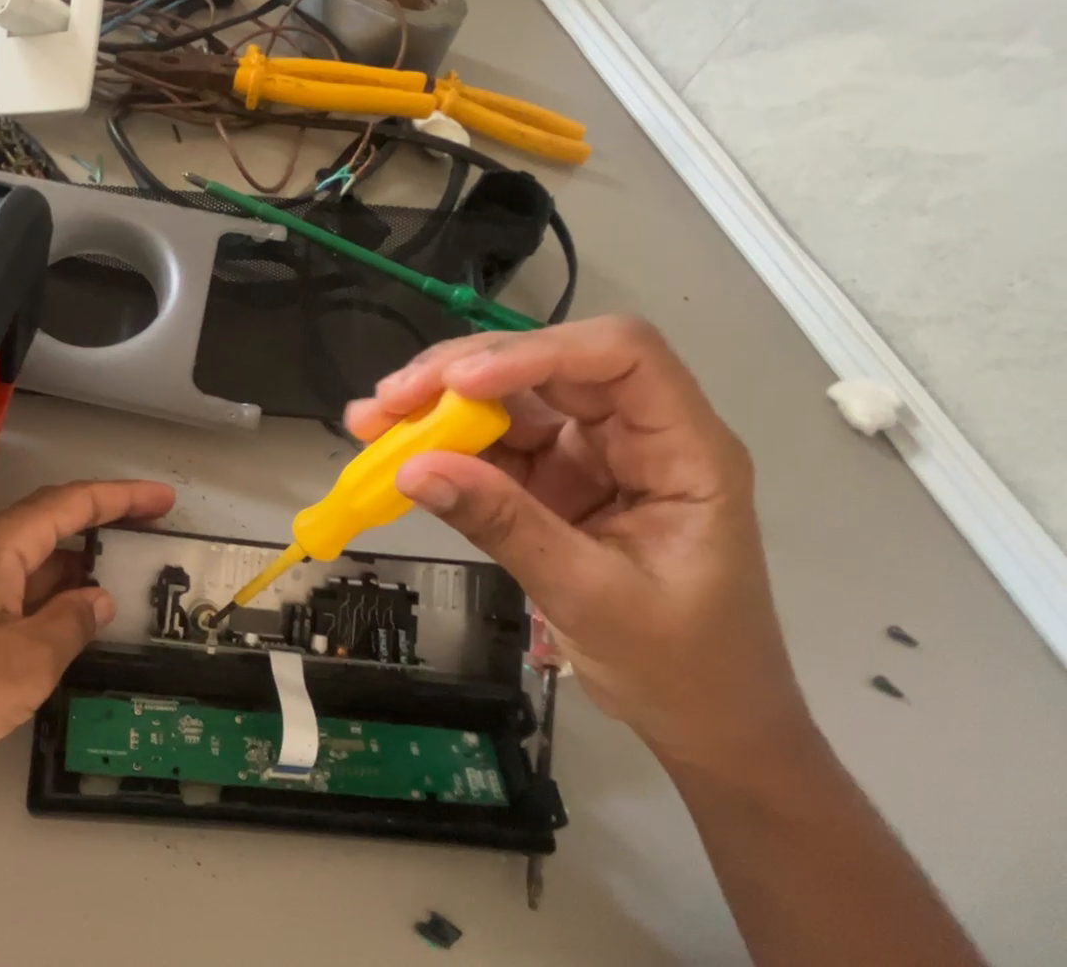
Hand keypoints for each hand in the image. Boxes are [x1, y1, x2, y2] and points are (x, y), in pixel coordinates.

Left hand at [0, 480, 173, 806]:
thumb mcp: (25, 659)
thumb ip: (70, 625)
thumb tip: (97, 598)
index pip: (69, 504)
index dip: (120, 498)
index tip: (164, 501)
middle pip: (50, 530)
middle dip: (102, 530)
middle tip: (152, 542)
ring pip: (32, 573)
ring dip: (76, 575)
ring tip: (126, 589)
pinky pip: (15, 608)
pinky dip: (50, 612)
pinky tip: (72, 636)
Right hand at [346, 317, 810, 775]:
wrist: (703, 719)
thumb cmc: (682, 665)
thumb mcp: (591, 595)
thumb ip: (505, 525)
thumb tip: (412, 471)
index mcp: (683, 449)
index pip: (620, 357)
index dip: (536, 354)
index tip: (457, 384)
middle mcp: (634, 434)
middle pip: (549, 368)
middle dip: (462, 374)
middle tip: (388, 401)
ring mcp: (589, 456)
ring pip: (509, 403)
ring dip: (437, 406)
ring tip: (371, 421)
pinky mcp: (553, 483)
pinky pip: (491, 449)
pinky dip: (441, 447)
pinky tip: (393, 447)